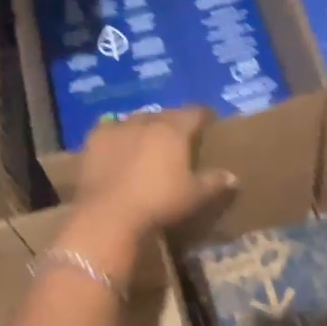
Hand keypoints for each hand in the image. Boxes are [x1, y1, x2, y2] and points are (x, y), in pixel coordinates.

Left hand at [74, 109, 235, 233]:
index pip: (194, 112)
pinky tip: (117, 146)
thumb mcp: (193, 196)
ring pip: (135, 119)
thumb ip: (213, 183)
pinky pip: (109, 130)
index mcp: (173, 129)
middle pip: (164, 114)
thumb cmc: (159, 203)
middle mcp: (146, 121)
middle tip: (177, 136)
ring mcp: (117, 128)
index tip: (209, 120)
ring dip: (143, 127)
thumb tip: (232, 177)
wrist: (109, 213)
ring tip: (146, 140)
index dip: (204, 115)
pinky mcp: (94, 140)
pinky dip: (116, 135)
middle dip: (172, 122)